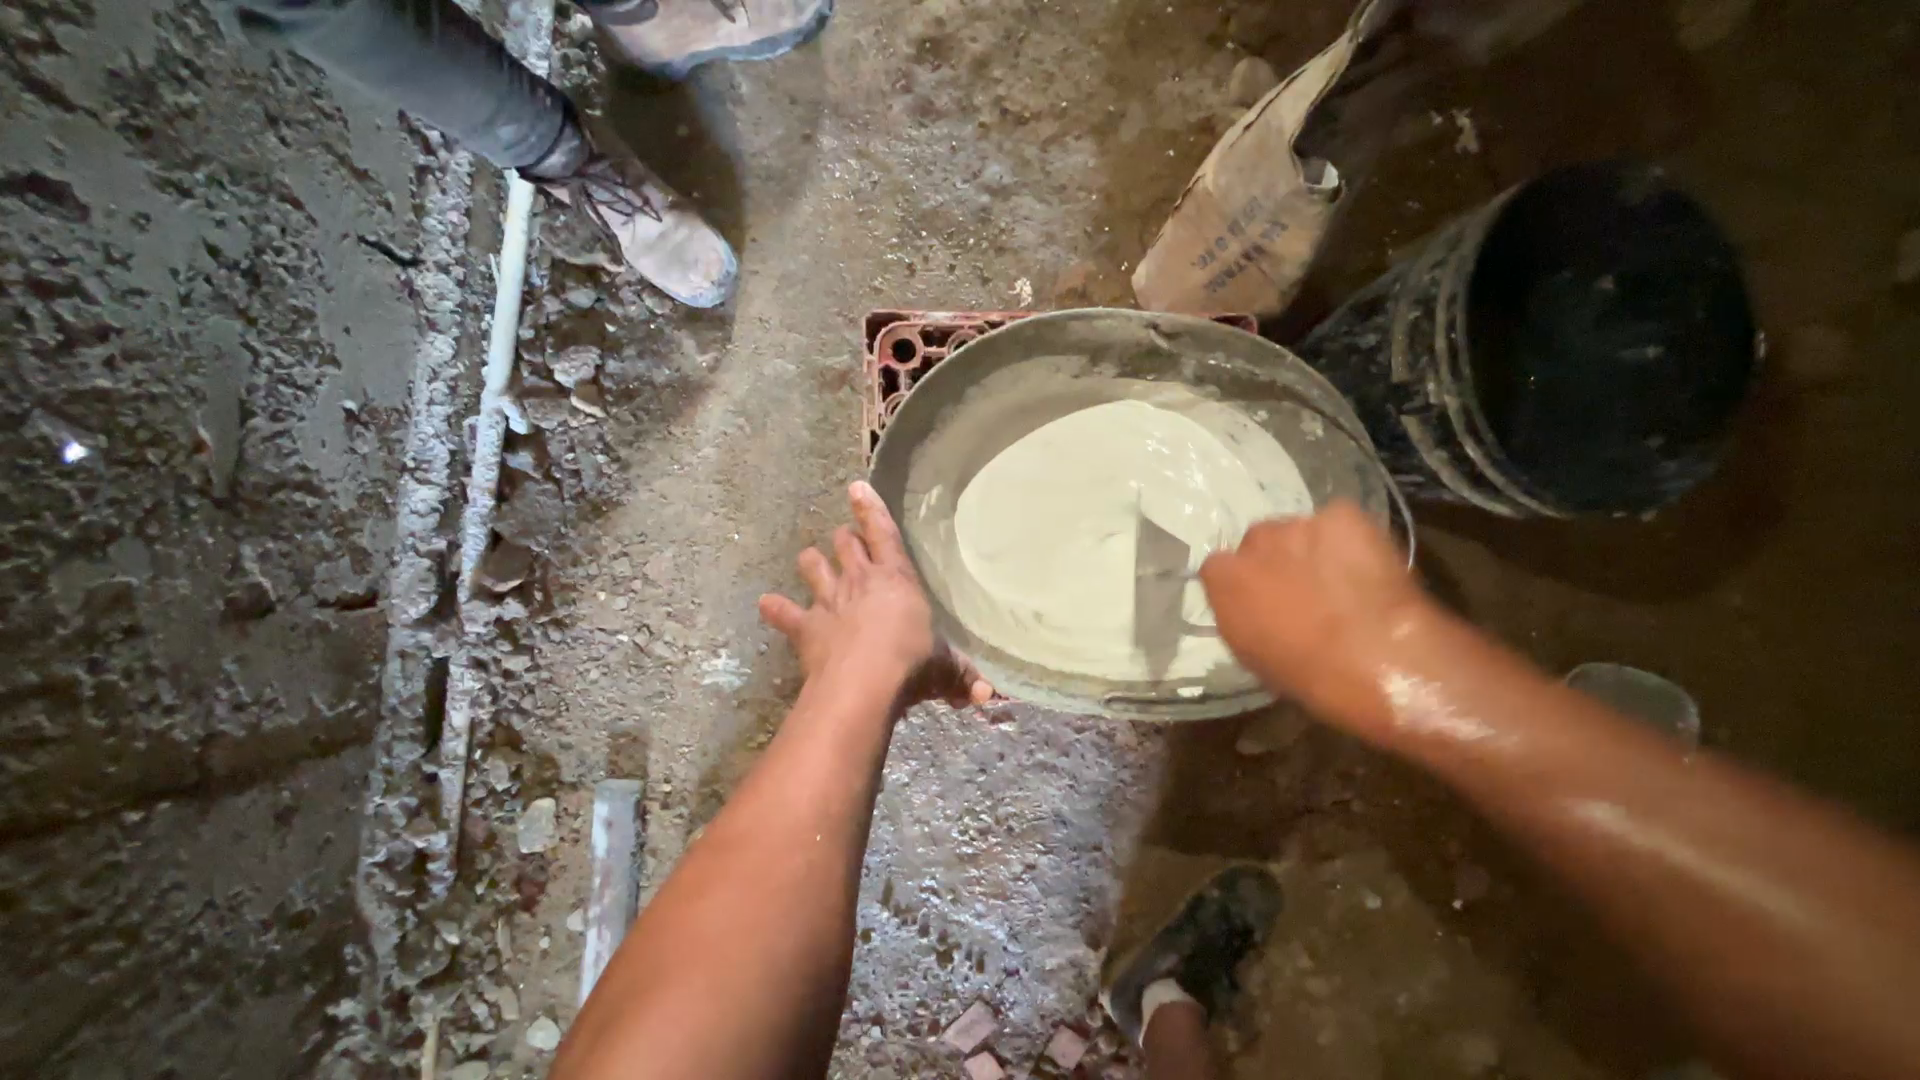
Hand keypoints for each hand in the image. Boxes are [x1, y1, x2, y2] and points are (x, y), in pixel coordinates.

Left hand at [758, 481, 992, 709]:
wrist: (865, 684)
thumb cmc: (912, 664)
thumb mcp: (944, 669)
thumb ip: (962, 676)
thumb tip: (987, 695)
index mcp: (896, 578)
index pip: (884, 533)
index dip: (871, 509)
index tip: (857, 487)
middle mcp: (860, 580)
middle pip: (846, 544)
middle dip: (845, 539)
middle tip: (846, 540)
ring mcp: (829, 601)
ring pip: (813, 566)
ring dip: (812, 562)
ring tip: (811, 562)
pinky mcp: (806, 627)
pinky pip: (784, 613)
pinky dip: (776, 609)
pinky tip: (767, 605)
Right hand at [1199, 501, 1429, 724]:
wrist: (1370, 659)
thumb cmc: (1304, 672)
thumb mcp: (1250, 653)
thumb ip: (1240, 616)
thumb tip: (1250, 606)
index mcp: (1225, 577)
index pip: (1220, 567)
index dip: (1244, 583)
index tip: (1262, 602)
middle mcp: (1255, 541)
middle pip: (1260, 542)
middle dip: (1277, 561)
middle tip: (1304, 591)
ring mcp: (1300, 525)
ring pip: (1301, 532)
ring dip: (1313, 551)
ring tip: (1342, 581)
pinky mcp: (1343, 516)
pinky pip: (1341, 522)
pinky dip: (1350, 540)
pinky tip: (1365, 568)